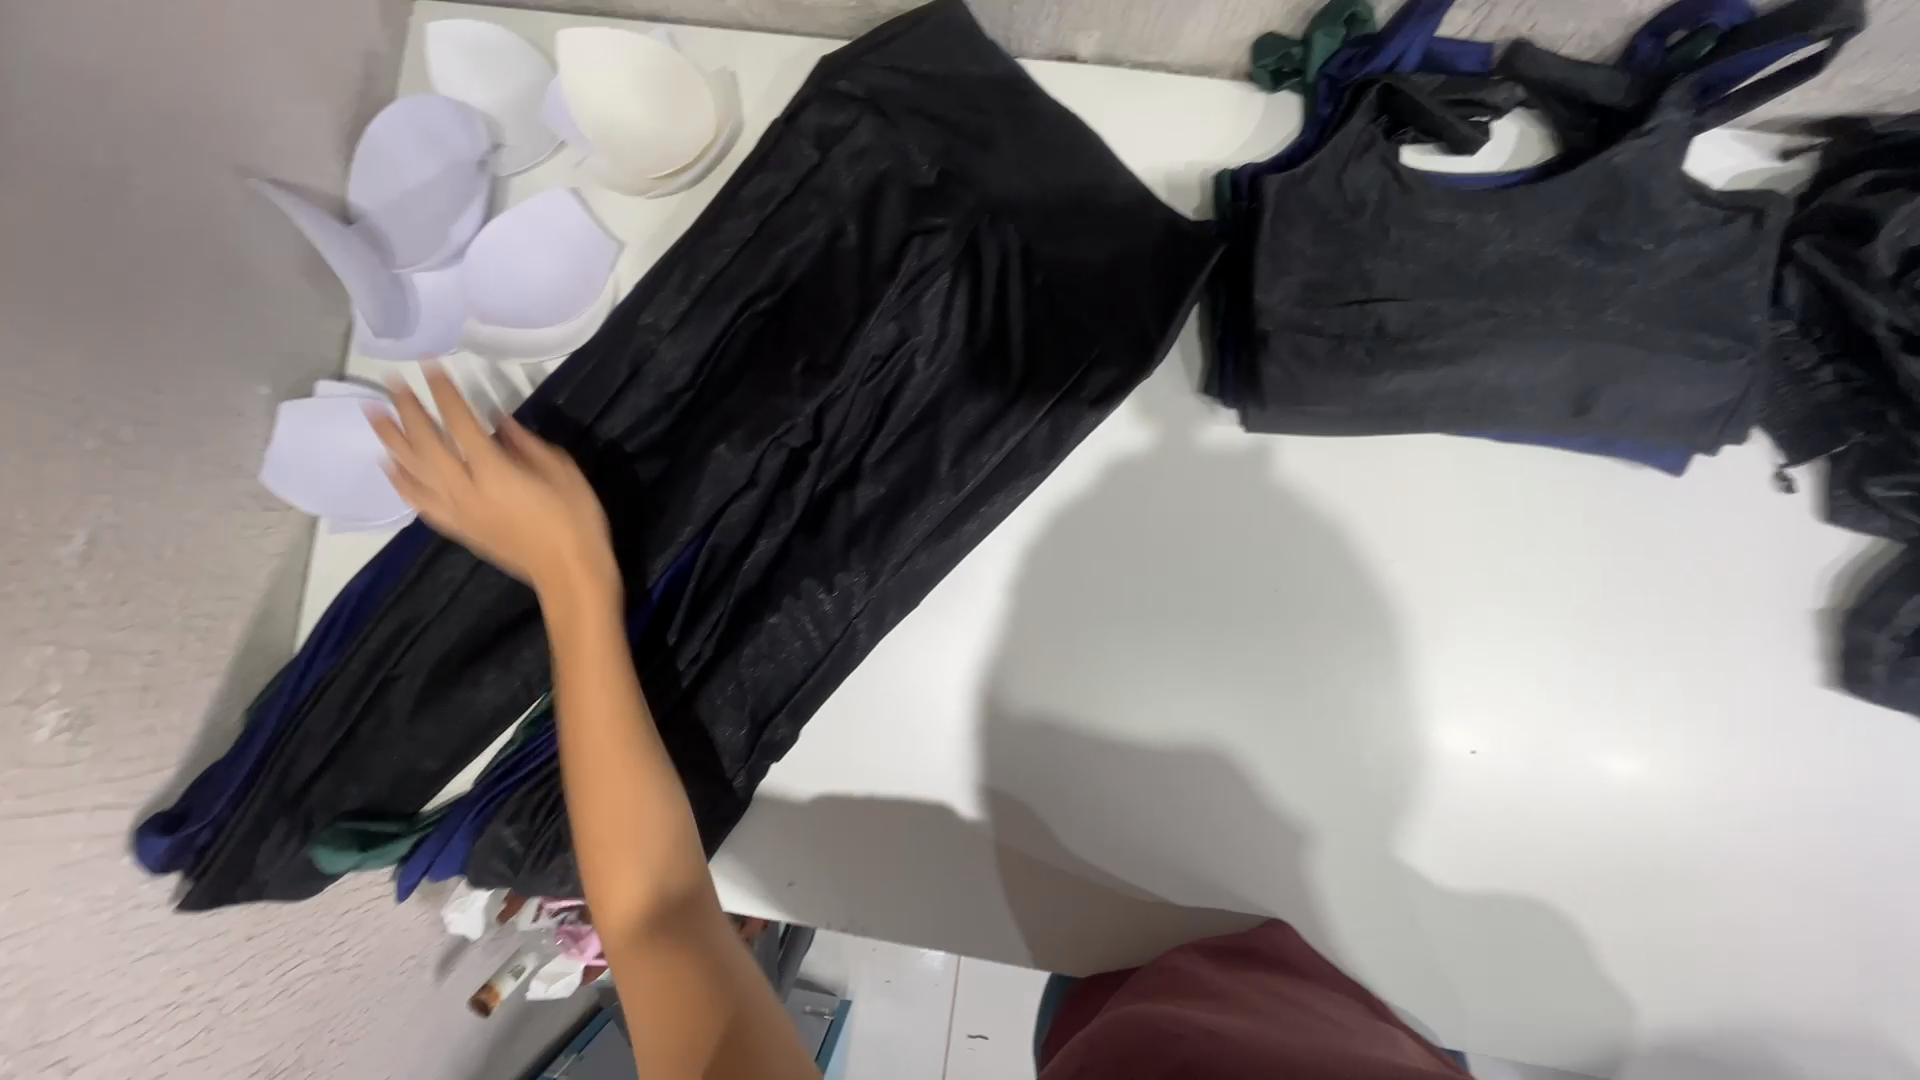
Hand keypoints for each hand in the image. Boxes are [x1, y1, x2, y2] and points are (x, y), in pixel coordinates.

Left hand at [369, 366, 619, 604]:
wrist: (568, 572)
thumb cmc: (576, 520)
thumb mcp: (564, 473)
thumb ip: (528, 445)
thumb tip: (499, 422)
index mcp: (495, 471)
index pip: (461, 423)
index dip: (445, 394)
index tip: (431, 368)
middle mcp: (465, 488)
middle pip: (425, 443)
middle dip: (408, 411)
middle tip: (394, 385)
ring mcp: (456, 510)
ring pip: (411, 469)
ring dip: (391, 440)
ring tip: (374, 415)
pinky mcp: (455, 527)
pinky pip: (417, 500)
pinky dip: (399, 480)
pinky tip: (390, 465)